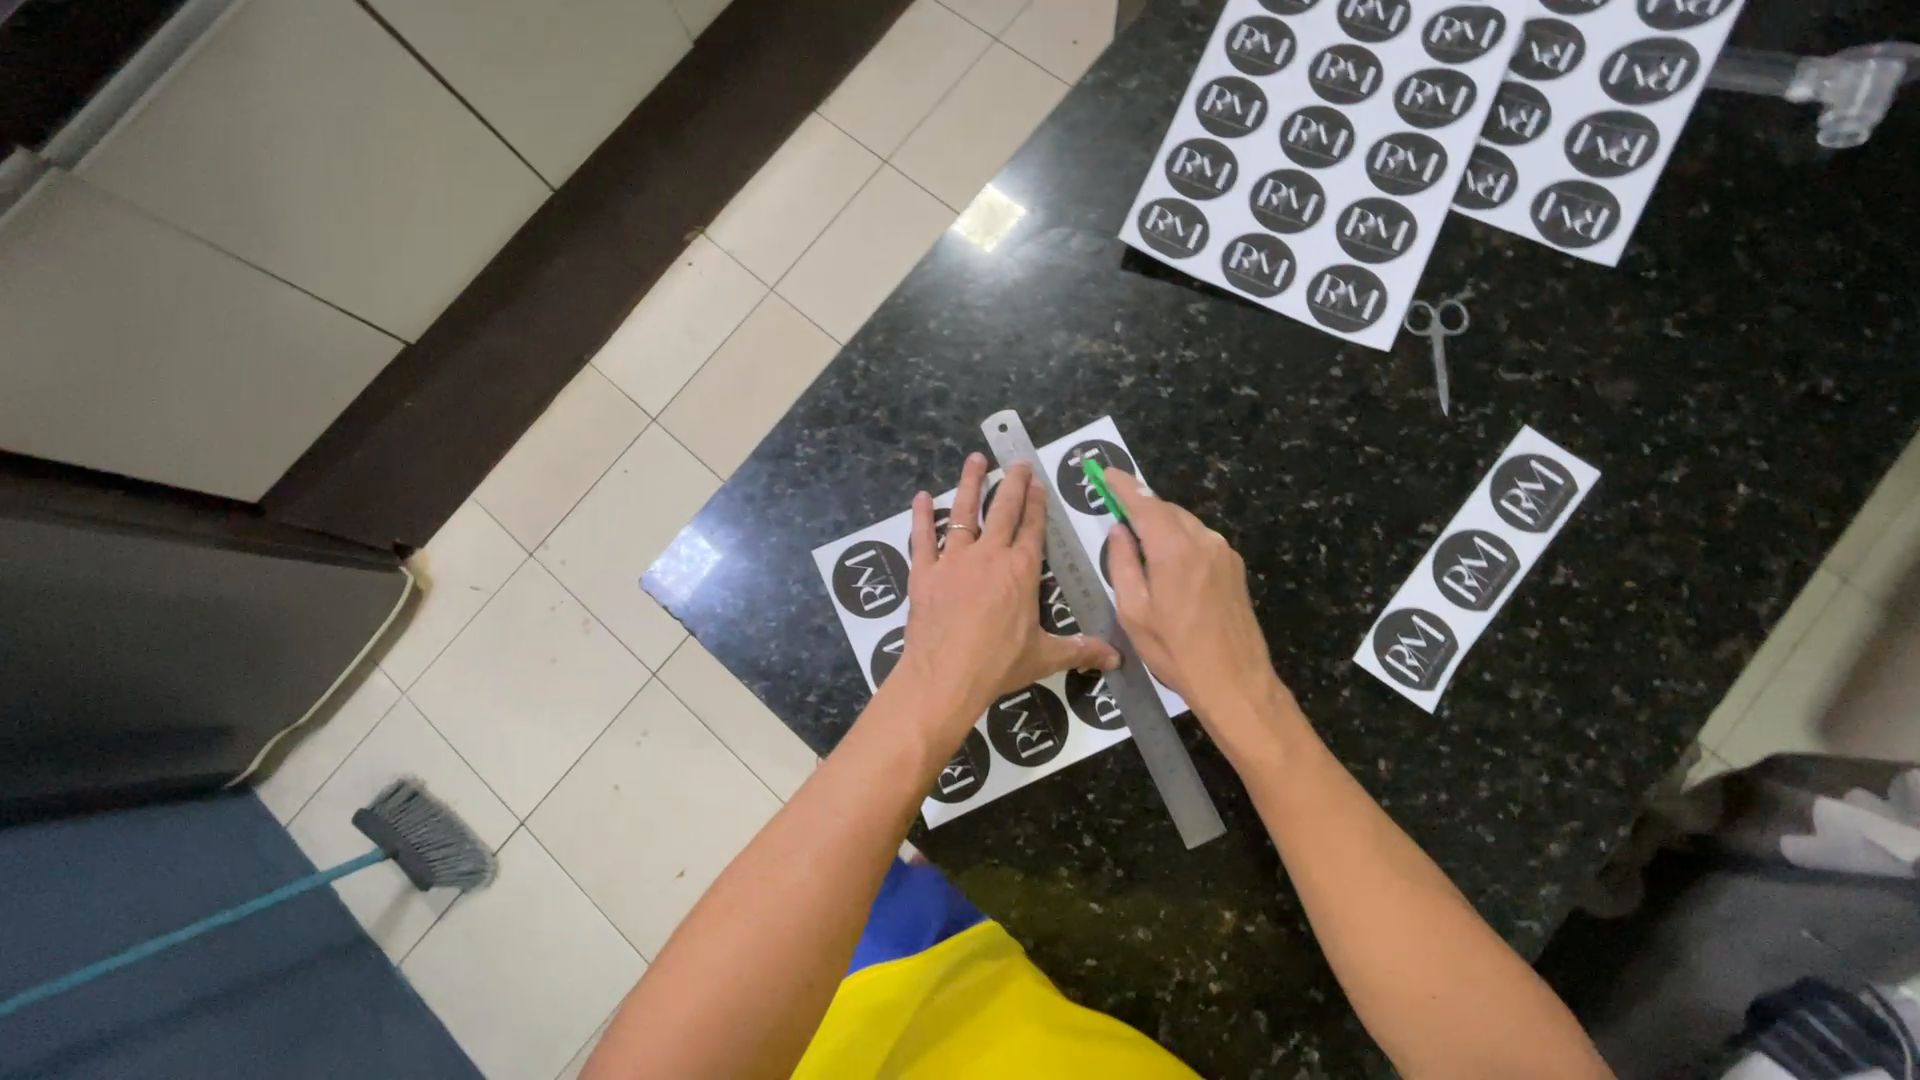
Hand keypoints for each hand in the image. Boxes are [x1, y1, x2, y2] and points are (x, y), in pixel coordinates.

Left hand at [892, 454, 1118, 750]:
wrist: (945, 676)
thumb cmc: (998, 665)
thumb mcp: (1045, 657)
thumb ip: (1080, 651)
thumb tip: (1116, 658)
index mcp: (1021, 570)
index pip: (1033, 527)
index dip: (1036, 503)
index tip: (1037, 481)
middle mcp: (989, 556)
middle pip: (1003, 510)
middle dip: (1012, 483)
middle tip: (1016, 462)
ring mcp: (954, 561)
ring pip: (962, 513)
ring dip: (969, 484)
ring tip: (974, 459)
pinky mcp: (924, 573)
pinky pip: (922, 538)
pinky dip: (921, 517)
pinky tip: (921, 497)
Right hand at [1102, 470, 1297, 757]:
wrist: (1235, 682)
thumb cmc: (1175, 651)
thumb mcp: (1134, 611)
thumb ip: (1123, 564)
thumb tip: (1119, 532)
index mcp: (1174, 550)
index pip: (1144, 504)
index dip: (1123, 486)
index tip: (1105, 473)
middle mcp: (1203, 542)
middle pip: (1167, 510)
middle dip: (1141, 506)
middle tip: (1117, 512)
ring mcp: (1224, 554)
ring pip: (1185, 525)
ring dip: (1161, 526)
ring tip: (1140, 544)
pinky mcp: (1235, 569)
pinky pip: (1200, 542)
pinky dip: (1180, 541)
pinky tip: (1168, 565)